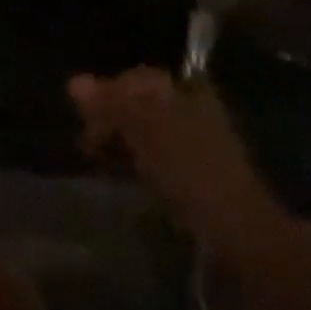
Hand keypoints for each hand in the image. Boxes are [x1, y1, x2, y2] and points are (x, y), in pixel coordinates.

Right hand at [68, 67, 284, 250]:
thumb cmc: (190, 168)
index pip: (136, 78)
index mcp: (187, 91)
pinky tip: (120, 174)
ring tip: (98, 159)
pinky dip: (134, 162)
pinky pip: (154, 157)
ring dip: (119, 141)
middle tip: (88, 141)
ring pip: (145, 131)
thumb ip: (110, 103)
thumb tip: (73, 80)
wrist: (236, 231)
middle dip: (110, 117)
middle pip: (140, 103)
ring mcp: (195, 144)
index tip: (84, 115)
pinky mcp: (193, 175)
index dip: (107, 91)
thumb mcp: (145, 129)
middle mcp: (193, 109)